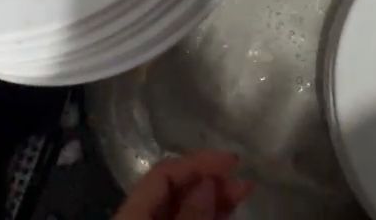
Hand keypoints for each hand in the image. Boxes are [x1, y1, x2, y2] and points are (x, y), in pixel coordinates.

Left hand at [113, 150, 252, 219]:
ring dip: (213, 199)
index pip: (164, 172)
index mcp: (131, 210)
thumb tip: (207, 181)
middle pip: (173, 189)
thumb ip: (190, 215)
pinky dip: (204, 217)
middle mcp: (137, 215)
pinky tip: (226, 212)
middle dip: (210, 181)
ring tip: (242, 192)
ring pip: (180, 208)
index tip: (232, 160)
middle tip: (244, 182)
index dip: (198, 161)